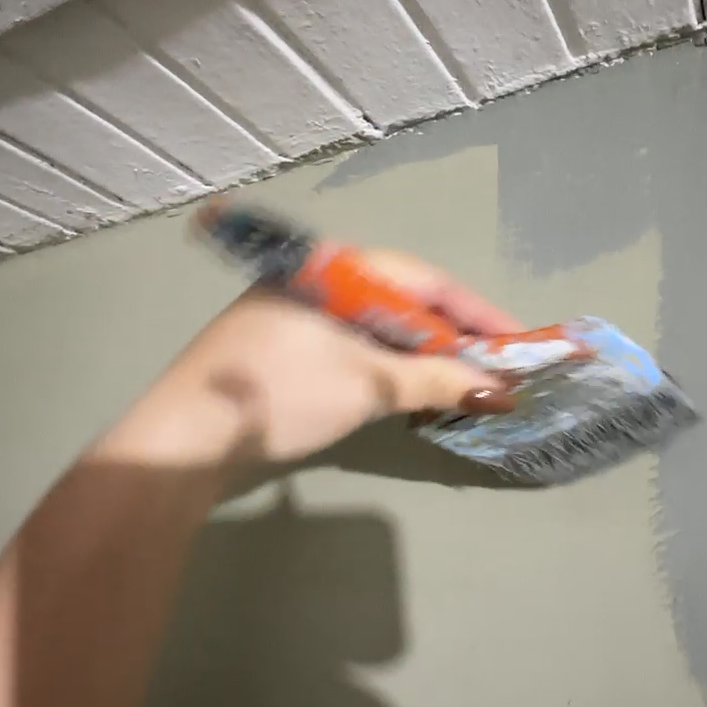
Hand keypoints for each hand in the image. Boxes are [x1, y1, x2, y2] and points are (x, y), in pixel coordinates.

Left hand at [103, 249, 522, 467]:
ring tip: (466, 381)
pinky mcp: (290, 347)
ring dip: (425, 355)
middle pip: (406, 302)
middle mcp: (319, 279)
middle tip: (498, 367)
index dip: (477, 314)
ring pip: (382, 327)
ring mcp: (301, 313)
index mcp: (336, 268)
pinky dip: (391, 367)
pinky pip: (357, 346)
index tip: (520, 343)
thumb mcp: (367, 385)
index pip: (425, 281)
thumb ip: (435, 380)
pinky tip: (413, 387)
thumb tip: (500, 390)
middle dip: (454, 336)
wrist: (186, 439)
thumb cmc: (280, 395)